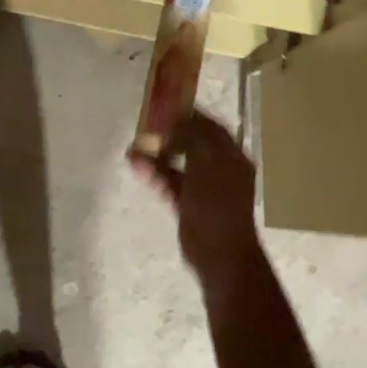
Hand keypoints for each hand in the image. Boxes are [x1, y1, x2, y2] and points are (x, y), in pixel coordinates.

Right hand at [129, 113, 262, 287]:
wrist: (219, 257)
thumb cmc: (217, 209)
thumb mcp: (206, 167)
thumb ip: (192, 141)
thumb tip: (176, 120)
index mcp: (232, 158)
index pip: (211, 128)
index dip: (190, 117)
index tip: (164, 110)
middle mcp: (222, 170)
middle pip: (194, 145)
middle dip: (169, 137)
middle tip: (146, 130)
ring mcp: (206, 189)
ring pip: (181, 166)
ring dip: (158, 158)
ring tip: (134, 151)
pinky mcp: (191, 207)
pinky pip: (173, 185)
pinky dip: (157, 177)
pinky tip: (138, 169)